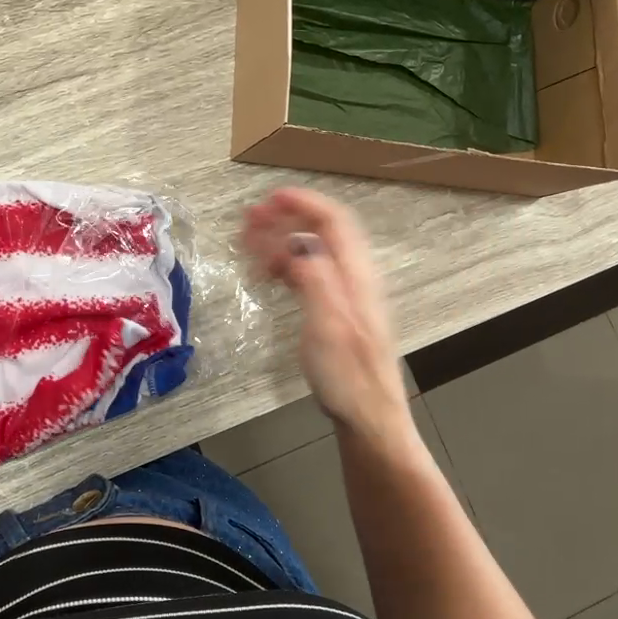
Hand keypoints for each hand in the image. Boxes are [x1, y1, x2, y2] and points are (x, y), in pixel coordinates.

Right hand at [242, 187, 408, 435]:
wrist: (369, 419)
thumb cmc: (348, 378)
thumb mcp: (328, 326)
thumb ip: (315, 279)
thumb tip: (297, 241)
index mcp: (355, 276)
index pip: (333, 221)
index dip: (303, 202)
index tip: (268, 199)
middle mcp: (353, 277)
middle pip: (320, 230)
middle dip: (285, 217)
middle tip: (248, 218)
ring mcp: (346, 294)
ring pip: (312, 250)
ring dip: (281, 238)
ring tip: (248, 240)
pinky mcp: (336, 311)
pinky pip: (309, 272)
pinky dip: (285, 263)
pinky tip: (267, 272)